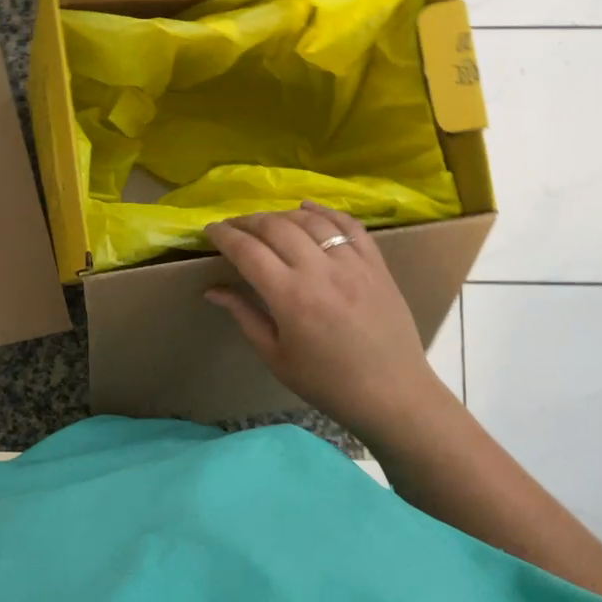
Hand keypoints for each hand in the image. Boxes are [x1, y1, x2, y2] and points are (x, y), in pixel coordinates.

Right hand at [204, 202, 450, 439]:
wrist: (392, 393)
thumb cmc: (325, 382)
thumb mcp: (274, 355)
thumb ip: (244, 314)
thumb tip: (212, 290)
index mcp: (290, 297)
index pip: (248, 251)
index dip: (224, 236)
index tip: (209, 230)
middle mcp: (321, 271)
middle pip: (276, 227)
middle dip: (247, 221)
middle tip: (232, 226)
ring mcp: (353, 264)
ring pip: (310, 220)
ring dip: (281, 215)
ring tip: (264, 221)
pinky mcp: (376, 264)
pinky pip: (349, 226)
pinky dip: (325, 211)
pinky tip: (307, 208)